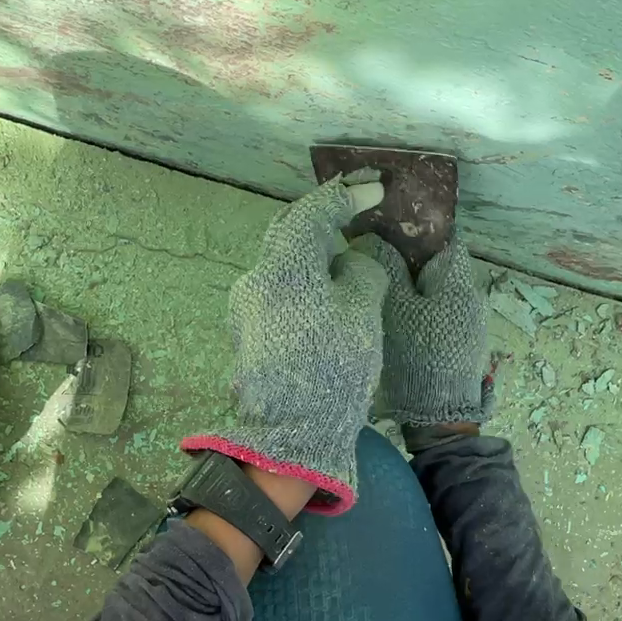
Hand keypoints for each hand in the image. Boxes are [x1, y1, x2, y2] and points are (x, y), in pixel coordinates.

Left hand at [180, 177, 388, 513]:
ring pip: (283, 264)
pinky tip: (326, 292)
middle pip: (289, 232)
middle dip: (321, 219)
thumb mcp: (362, 310)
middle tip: (352, 211)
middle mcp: (256, 279)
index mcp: (284, 266)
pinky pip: (280, 290)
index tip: (374, 190)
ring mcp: (246, 307)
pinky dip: (304, 281)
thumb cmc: (334, 364)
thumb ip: (358, 272)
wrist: (292, 431)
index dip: (346, 197)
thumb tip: (346, 262)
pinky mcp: (248, 331)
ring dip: (312, 254)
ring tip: (345, 256)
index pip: (313, 214)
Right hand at [357, 232, 493, 432]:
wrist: (439, 413)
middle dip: (411, 261)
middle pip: (440, 265)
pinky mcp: (464, 342)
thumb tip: (376, 238)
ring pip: (439, 290)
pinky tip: (400, 317)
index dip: (417, 232)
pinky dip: (422, 308)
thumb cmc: (417, 353)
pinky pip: (441, 311)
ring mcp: (471, 321)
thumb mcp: (395, 306)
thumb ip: (388, 267)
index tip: (389, 233)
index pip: (445, 238)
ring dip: (415, 287)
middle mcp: (472, 295)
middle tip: (377, 262)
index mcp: (459, 279)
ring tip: (383, 289)